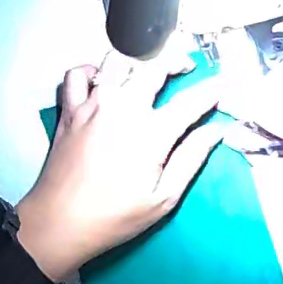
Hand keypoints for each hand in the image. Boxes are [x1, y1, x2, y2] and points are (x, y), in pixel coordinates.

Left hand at [16, 47, 225, 280]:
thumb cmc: (114, 217)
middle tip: (187, 67)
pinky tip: (100, 81)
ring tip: (146, 69)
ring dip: (137, 60)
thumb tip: (215, 132)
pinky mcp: (69, 110)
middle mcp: (122, 109)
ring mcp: (92, 105)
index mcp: (151, 133)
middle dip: (177, 60)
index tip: (224, 84)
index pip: (191, 102)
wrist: (58, 223)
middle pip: (154, 67)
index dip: (212, 90)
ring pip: (116, 60)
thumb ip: (191, 159)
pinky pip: (77, 75)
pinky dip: (90, 71)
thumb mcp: (163, 199)